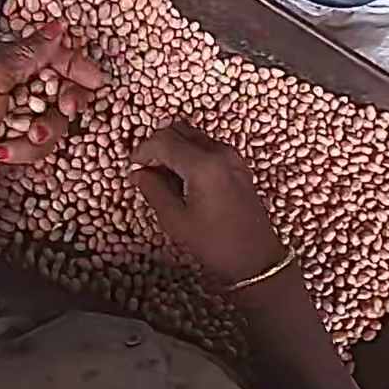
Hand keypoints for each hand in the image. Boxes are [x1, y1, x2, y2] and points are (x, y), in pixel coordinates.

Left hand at [0, 21, 102, 207]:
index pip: (48, 56)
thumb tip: (56, 30)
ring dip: (43, 131)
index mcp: (1, 62)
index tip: (94, 80)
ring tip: (27, 136)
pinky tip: (5, 152)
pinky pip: (41, 146)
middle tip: (65, 108)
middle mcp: (10, 88)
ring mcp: (14, 119)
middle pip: (58, 89)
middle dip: (63, 101)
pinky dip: (26, 150)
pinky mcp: (16, 146)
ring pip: (53, 121)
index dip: (73, 66)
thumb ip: (29, 52)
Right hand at [130, 122, 287, 282]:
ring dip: (173, 148)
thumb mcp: (176, 221)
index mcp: (203, 165)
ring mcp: (231, 156)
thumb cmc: (215, 244)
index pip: (163, 141)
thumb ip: (154, 190)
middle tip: (145, 170)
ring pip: (192, 136)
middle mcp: (219, 152)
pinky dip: (189, 154)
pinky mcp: (237, 165)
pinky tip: (182, 179)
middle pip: (178, 130)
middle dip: (157, 145)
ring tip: (162, 177)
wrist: (256, 259)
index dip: (142, 151)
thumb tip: (139, 173)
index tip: (132, 167)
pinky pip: (206, 147)